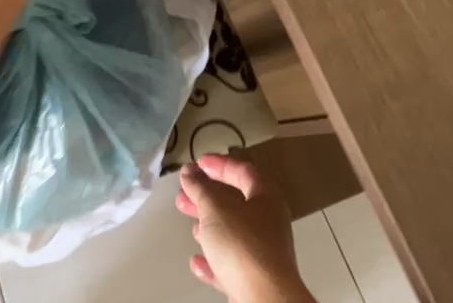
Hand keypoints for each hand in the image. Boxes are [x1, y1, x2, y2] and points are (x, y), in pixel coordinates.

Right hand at [176, 154, 313, 302]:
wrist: (264, 299)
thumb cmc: (242, 243)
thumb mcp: (215, 207)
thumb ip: (200, 187)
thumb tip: (189, 171)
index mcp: (266, 198)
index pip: (243, 170)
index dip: (220, 163)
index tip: (198, 163)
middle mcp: (268, 223)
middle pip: (235, 203)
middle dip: (207, 198)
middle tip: (184, 195)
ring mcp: (263, 253)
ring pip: (232, 233)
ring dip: (210, 228)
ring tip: (191, 228)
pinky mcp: (254, 279)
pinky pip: (231, 263)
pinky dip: (213, 260)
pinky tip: (197, 261)